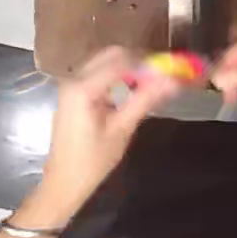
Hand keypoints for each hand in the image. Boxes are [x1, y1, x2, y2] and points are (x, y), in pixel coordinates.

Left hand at [18, 48, 178, 227]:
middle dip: (139, 63)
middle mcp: (74, 79)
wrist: (64, 181)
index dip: (149, 65)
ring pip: (105, 63)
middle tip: (161, 78)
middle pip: (112, 56)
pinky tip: (132, 94)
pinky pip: (98, 75)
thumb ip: (145, 100)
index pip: (122, 62)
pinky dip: (116, 79)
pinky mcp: (73, 94)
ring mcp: (71, 85)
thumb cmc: (92, 161)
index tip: (171, 72)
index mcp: (83, 88)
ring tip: (150, 87)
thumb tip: (173, 81)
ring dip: (128, 70)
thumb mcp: (122, 129)